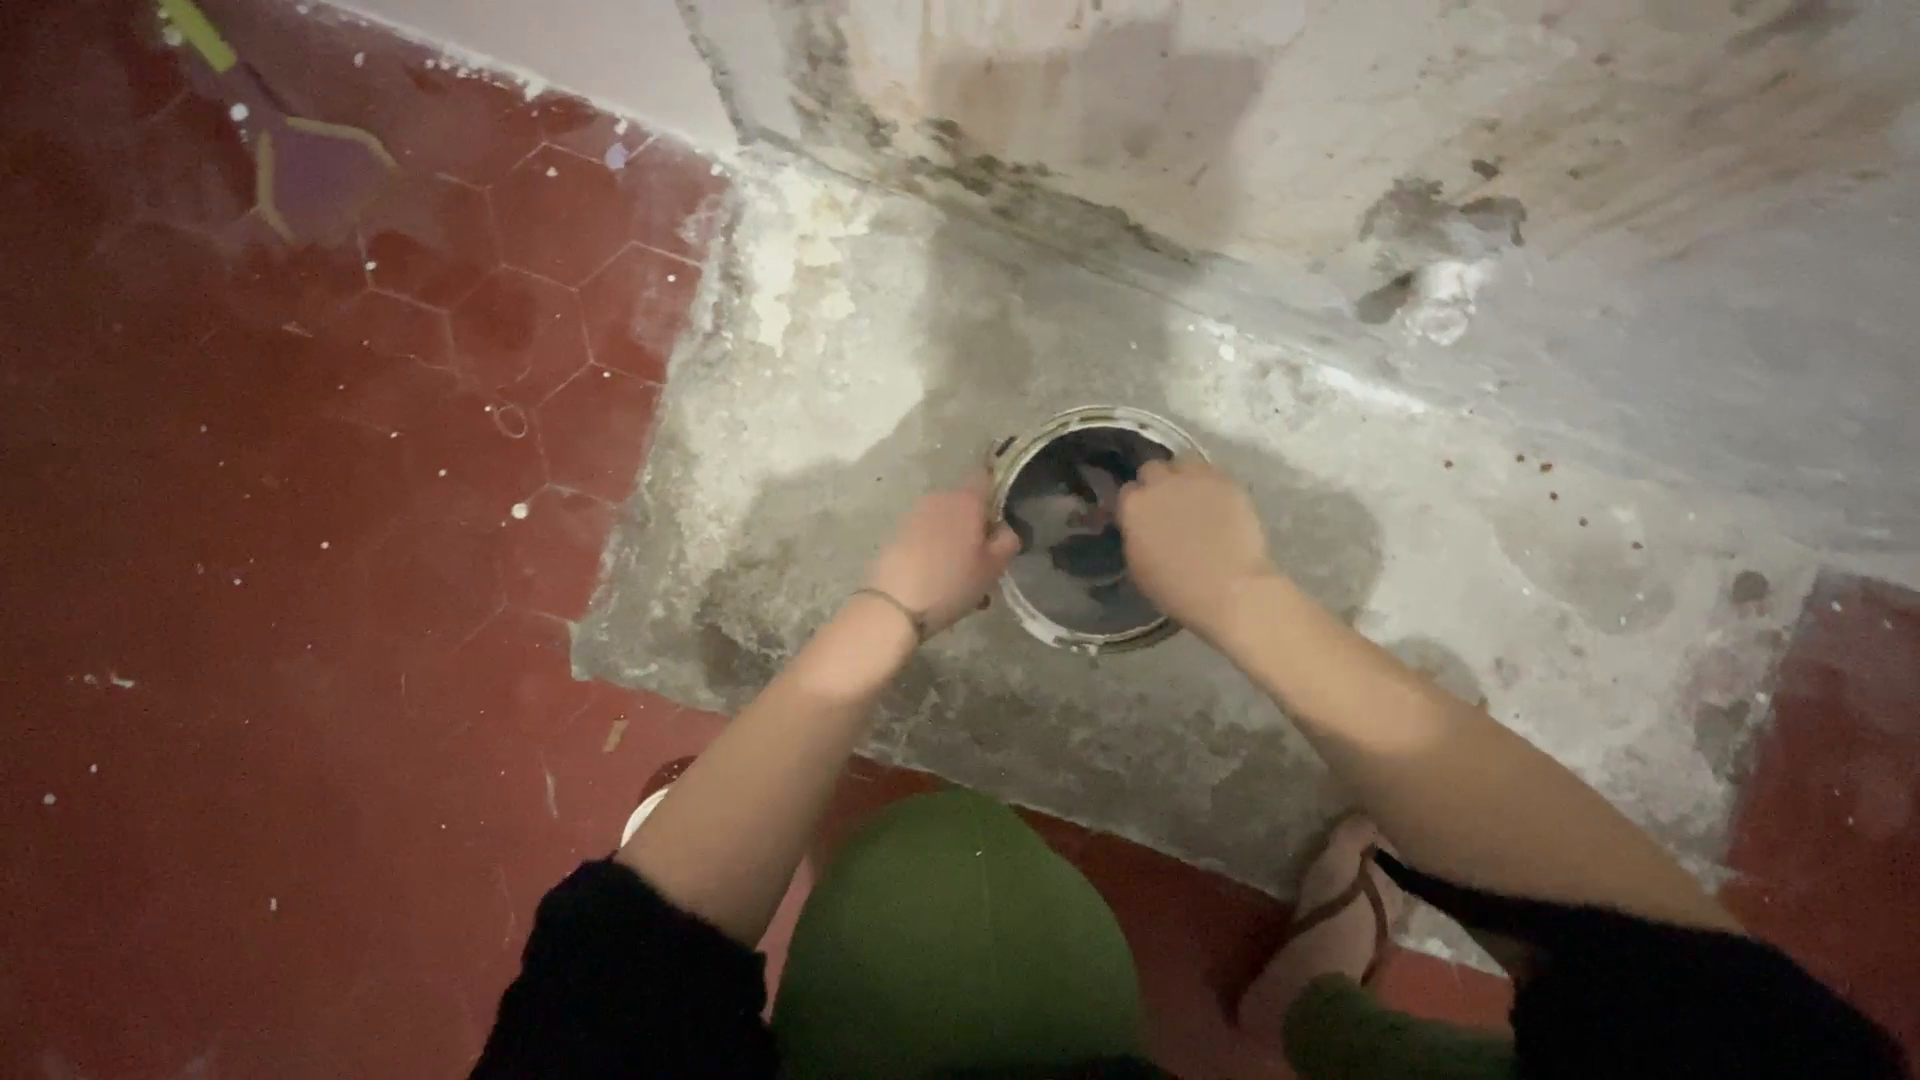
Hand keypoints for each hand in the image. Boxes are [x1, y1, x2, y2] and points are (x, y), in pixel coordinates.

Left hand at [865, 471, 1021, 636]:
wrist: (894, 605)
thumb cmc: (952, 582)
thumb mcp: (994, 567)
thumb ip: (1007, 541)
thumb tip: (1004, 528)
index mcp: (965, 499)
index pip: (987, 476)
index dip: (998, 493)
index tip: (1003, 520)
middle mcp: (938, 498)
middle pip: (965, 505)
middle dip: (977, 529)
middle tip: (985, 563)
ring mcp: (913, 515)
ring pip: (946, 525)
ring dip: (957, 546)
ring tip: (963, 583)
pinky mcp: (896, 534)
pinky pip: (927, 538)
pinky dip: (937, 554)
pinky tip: (940, 585)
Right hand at [1117, 459, 1277, 642]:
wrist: (1230, 589)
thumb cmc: (1177, 589)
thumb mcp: (1138, 565)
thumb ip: (1135, 535)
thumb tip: (1140, 526)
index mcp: (1134, 506)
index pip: (1127, 491)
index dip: (1136, 503)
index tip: (1143, 516)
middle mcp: (1160, 484)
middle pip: (1152, 468)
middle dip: (1157, 482)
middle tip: (1168, 503)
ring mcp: (1195, 478)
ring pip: (1184, 461)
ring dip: (1184, 474)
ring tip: (1194, 495)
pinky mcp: (1227, 481)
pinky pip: (1213, 471)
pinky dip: (1211, 482)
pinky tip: (1218, 501)